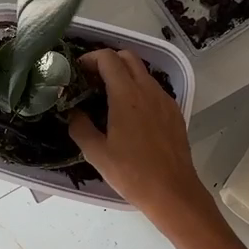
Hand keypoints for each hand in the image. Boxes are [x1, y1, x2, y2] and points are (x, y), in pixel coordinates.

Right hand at [68, 49, 213, 224]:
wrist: (173, 192)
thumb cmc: (132, 174)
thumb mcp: (97, 153)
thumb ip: (80, 127)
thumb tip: (74, 112)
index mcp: (127, 95)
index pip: (108, 58)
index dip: (90, 59)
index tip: (78, 73)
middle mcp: (148, 90)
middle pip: (128, 57)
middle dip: (107, 61)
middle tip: (91, 80)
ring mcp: (165, 99)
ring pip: (142, 72)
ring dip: (123, 75)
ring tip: (107, 97)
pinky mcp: (174, 112)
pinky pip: (153, 89)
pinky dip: (138, 89)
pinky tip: (129, 113)